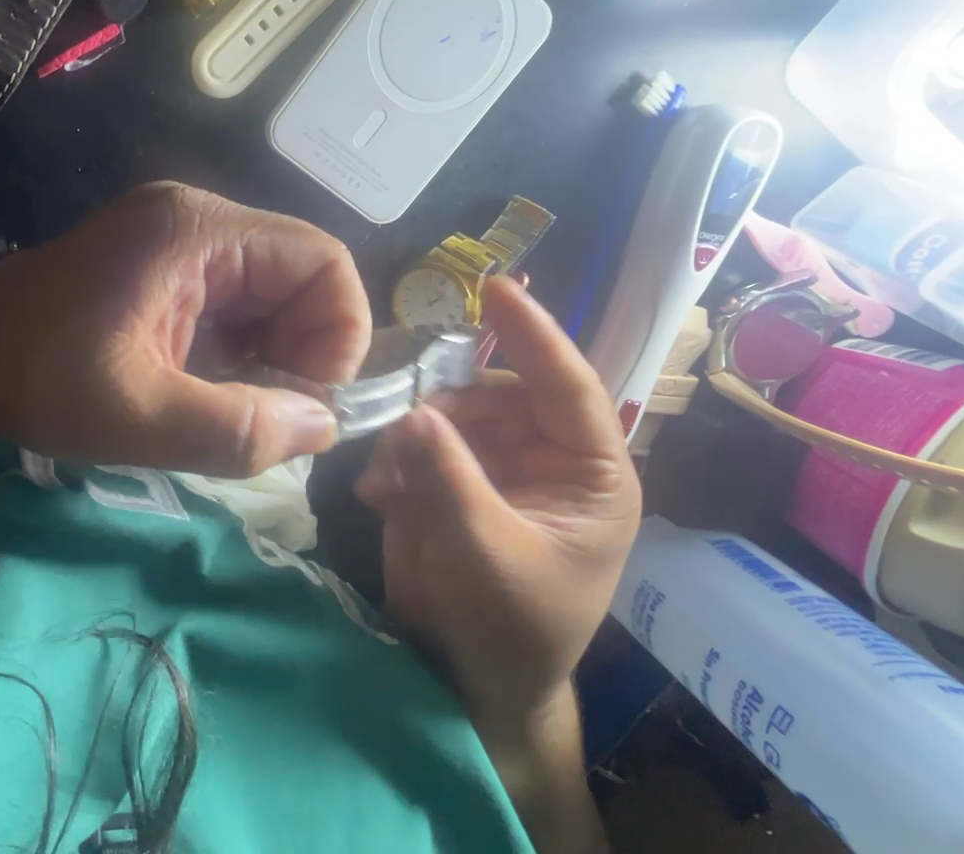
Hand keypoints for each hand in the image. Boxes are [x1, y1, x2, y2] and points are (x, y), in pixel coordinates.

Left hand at [0, 182, 370, 476]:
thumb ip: (236, 428)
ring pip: (269, 298)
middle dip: (303, 353)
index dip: (337, 335)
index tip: (307, 403)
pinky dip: (238, 355)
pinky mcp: (158, 272)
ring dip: (271, 359)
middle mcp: (195, 222)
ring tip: (236, 413)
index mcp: (195, 233)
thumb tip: (323, 426)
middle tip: (270, 418)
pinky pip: (231, 308)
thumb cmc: (33, 375)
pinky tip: (208, 394)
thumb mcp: (135, 416)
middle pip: (300, 278)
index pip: (322, 262)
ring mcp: (175, 244)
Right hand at [355, 276, 638, 726]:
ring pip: (445, 420)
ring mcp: (491, 470)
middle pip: (492, 398)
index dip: (534, 336)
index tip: (497, 287)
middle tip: (400, 429)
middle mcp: (542, 459)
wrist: (469, 677)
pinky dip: (391, 466)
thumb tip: (413, 409)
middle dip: (445, 410)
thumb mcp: (485, 552)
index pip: (568, 387)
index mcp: (588, 474)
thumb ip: (449, 478)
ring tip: (387, 482)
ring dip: (410, 441)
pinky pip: (413, 449)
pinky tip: (376, 497)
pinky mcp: (446, 485)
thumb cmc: (510, 624)